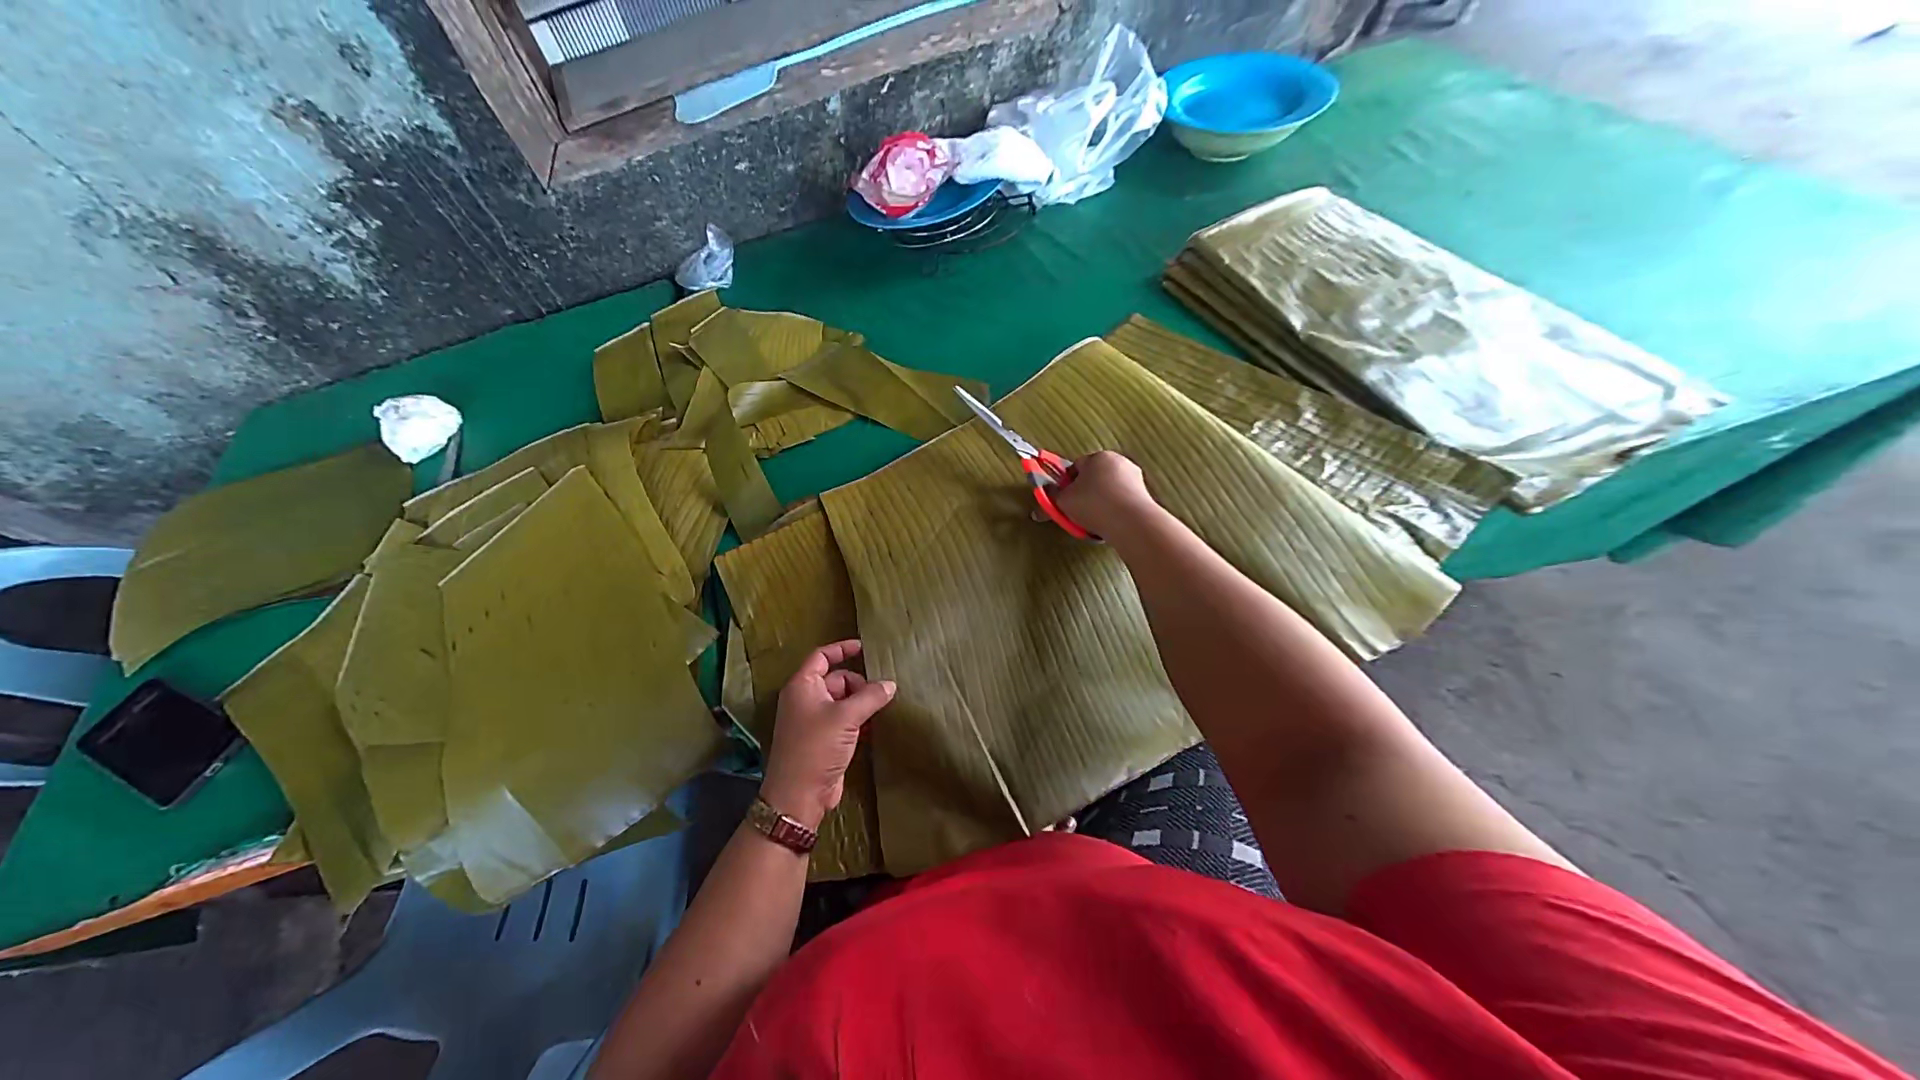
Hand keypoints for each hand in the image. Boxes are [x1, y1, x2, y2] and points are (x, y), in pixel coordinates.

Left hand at [759, 640, 894, 829]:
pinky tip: (875, 726)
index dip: (842, 649)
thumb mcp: (846, 717)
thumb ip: (870, 696)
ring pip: (842, 701)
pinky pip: (844, 720)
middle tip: (880, 693)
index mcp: (802, 686)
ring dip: (861, 703)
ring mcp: (813, 721)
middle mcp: (805, 699)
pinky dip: (859, 719)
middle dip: (859, 683)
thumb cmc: (816, 748)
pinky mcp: (823, 740)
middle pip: (836, 679)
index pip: (821, 657)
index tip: (864, 647)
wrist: (799, 795)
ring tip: (882, 708)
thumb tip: (890, 684)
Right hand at [1055, 451, 1161, 539]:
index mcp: (1098, 456)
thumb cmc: (1095, 505)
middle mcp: (1118, 462)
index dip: (1066, 483)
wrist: (1131, 523)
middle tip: (1076, 510)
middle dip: (1084, 492)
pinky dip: (1114, 510)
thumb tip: (1046, 494)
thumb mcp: (1063, 501)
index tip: (1062, 498)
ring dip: (1100, 502)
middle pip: (1094, 477)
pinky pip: (1122, 501)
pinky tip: (1108, 523)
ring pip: (1109, 490)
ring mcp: (1134, 478)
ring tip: (1092, 521)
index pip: (1076, 466)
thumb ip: (1052, 496)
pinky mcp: (1144, 494)